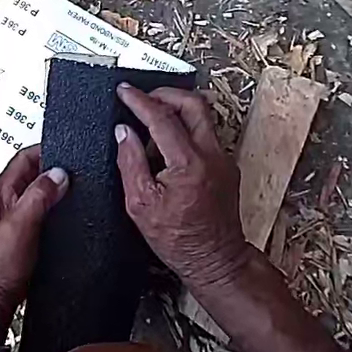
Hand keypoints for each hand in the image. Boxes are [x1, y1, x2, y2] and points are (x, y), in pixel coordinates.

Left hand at [0, 146, 67, 339]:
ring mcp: (14, 216)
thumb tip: (59, 173)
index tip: (69, 149)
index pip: (25, 156)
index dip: (47, 149)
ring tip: (75, 186)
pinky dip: (55, 205)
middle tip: (77, 168)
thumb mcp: (21, 225)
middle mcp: (6, 201)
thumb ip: (39, 195)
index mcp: (1, 192)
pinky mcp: (24, 231)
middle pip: (33, 171)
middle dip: (55, 167)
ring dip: (55, 187)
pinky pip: (42, 208)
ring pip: (38, 190)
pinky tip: (67, 212)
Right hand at [114, 85, 250, 290]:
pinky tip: (168, 148)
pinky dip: (185, 131)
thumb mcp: (140, 205)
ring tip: (153, 123)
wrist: (215, 259)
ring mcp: (223, 159)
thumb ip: (130, 162)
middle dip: (165, 94)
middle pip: (193, 103)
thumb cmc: (180, 240)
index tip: (125, 91)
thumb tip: (124, 132)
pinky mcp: (227, 166)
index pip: (162, 118)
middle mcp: (211, 155)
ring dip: (177, 111)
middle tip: (144, 98)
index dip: (139, 100)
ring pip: (203, 117)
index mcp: (188, 163)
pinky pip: (206, 135)